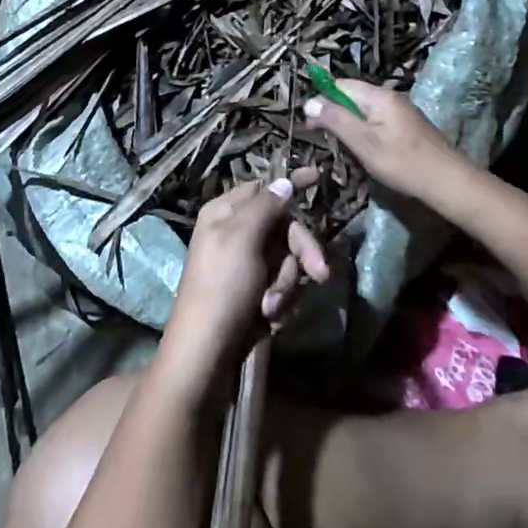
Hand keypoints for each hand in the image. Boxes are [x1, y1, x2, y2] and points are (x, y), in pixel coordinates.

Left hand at [158, 169, 329, 398]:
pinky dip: (281, 301)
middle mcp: (235, 233)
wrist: (207, 350)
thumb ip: (265, 207)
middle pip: (285, 228)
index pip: (264, 189)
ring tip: (270, 306)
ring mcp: (246, 264)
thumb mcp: (242, 239)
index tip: (319, 176)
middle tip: (320, 275)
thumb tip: (282, 182)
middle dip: (299, 254)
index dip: (291, 185)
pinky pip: (283, 285)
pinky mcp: (254, 291)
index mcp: (225, 212)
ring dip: (286, 284)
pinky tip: (268, 317)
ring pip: (288, 261)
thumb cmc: (222, 287)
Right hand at [304, 79, 471, 203]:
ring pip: (364, 111)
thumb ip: (335, 120)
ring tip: (345, 149)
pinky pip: (377, 122)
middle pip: (352, 96)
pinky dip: (365, 134)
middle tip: (327, 140)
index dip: (321, 100)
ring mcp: (401, 112)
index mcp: (379, 96)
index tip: (310, 124)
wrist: (450, 183)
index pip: (340, 85)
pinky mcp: (408, 127)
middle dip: (335, 115)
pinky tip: (365, 152)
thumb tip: (310, 103)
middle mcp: (391, 97)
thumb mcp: (363, 142)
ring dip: (350, 127)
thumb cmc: (403, 163)